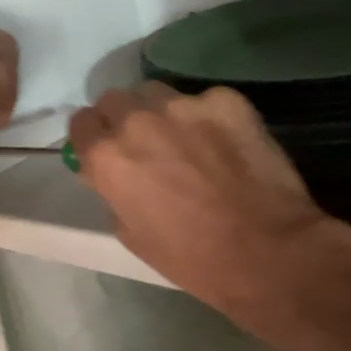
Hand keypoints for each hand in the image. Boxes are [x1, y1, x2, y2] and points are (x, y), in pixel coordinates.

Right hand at [68, 83, 335, 320]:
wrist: (270, 252)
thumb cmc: (194, 258)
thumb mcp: (131, 234)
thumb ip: (114, 191)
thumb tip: (117, 174)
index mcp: (107, 155)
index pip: (81, 123)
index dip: (92, 138)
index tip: (106, 150)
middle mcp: (136, 120)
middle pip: (114, 99)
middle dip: (122, 118)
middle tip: (145, 145)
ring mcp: (182, 104)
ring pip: (156, 92)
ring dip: (160, 111)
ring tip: (185, 138)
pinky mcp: (225, 100)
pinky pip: (204, 100)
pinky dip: (208, 117)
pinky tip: (226, 143)